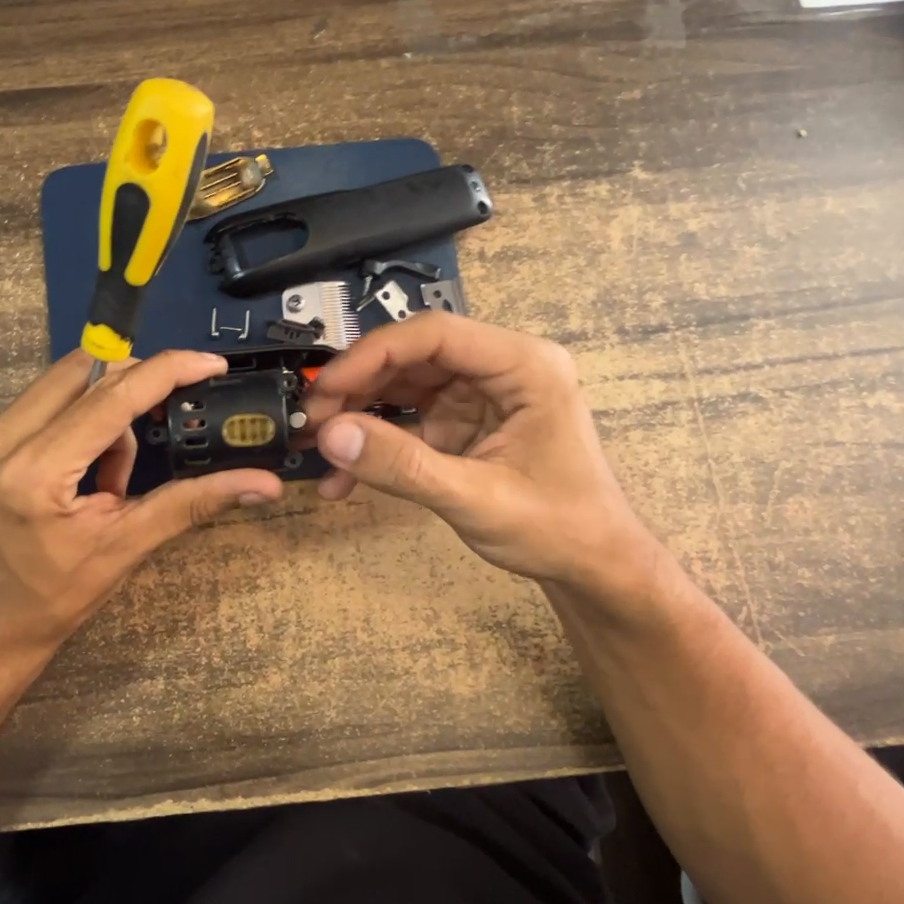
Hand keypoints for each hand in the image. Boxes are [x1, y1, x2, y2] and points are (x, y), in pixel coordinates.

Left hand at [0, 349, 283, 658]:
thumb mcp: (129, 545)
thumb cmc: (60, 594)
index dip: (166, 372)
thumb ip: (193, 501)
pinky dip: (83, 418)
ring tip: (115, 477)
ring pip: (67, 381)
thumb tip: (266, 483)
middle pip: (86, 373)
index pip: (111, 398)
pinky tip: (90, 468)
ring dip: (108, 408)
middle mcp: (4, 441)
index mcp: (37, 473)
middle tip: (166, 423)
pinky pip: (48, 399)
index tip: (211, 364)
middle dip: (136, 388)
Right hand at [300, 312, 657, 588]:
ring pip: (401, 387)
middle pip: (411, 358)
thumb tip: (330, 435)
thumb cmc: (558, 529)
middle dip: (356, 389)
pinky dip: (374, 446)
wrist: (592, 567)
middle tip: (311, 424)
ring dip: (357, 417)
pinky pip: (406, 422)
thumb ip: (402, 466)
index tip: (325, 390)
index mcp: (524, 366)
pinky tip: (342, 479)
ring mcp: (479, 397)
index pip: (435, 336)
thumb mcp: (476, 498)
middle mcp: (500, 370)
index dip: (372, 356)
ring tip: (317, 449)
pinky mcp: (462, 425)